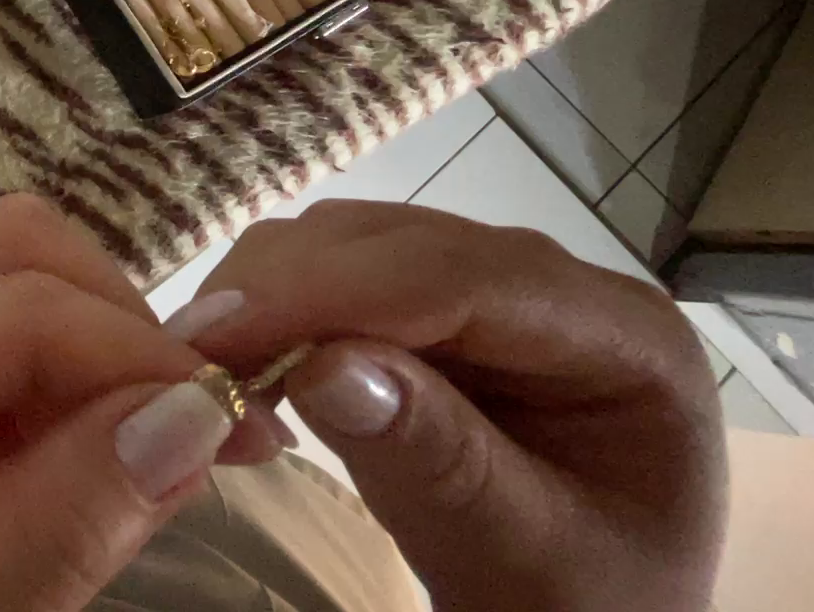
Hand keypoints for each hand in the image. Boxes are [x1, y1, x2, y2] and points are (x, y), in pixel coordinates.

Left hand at [0, 194, 238, 611]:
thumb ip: (60, 523)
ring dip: (88, 333)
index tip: (236, 431)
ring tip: (104, 452)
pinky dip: (49, 343)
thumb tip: (191, 413)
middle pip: (17, 240)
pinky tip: (42, 437)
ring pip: (11, 250)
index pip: (23, 311)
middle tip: (181, 435)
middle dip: (121, 322)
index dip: (144, 357)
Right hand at [169, 200, 727, 611]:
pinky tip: (246, 350)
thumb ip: (433, 460)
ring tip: (217, 364)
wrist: (558, 599)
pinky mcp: (413, 285)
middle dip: (280, 289)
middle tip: (193, 357)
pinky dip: (268, 298)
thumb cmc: (561, 596)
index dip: (328, 295)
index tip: (219, 340)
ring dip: (263, 290)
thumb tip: (321, 364)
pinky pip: (321, 261)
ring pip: (340, 236)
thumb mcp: (515, 561)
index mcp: (619, 335)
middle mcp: (546, 277)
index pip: (456, 276)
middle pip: (387, 242)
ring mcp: (473, 272)